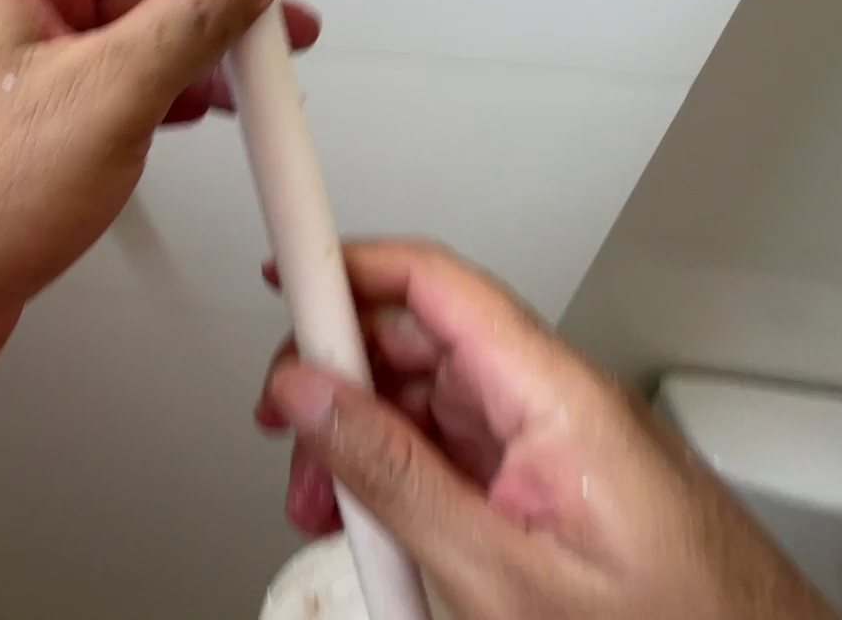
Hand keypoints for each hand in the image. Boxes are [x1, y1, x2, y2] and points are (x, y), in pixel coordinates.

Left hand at [0, 0, 316, 374]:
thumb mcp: (106, 94)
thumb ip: (188, 22)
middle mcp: (1, 18)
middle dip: (203, 16)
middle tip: (267, 38)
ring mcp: (11, 75)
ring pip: (119, 44)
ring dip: (184, 63)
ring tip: (243, 87)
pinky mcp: (22, 125)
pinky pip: (99, 90)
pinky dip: (150, 99)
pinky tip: (187, 116)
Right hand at [256, 240, 836, 619]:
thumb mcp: (504, 579)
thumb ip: (393, 475)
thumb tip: (306, 391)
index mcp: (556, 398)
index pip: (432, 281)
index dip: (348, 263)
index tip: (285, 270)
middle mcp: (549, 401)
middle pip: (408, 337)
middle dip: (333, 374)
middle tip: (286, 419)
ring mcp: (542, 439)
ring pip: (414, 394)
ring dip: (353, 434)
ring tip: (322, 495)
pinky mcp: (536, 476)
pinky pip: (439, 442)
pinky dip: (388, 470)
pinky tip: (368, 516)